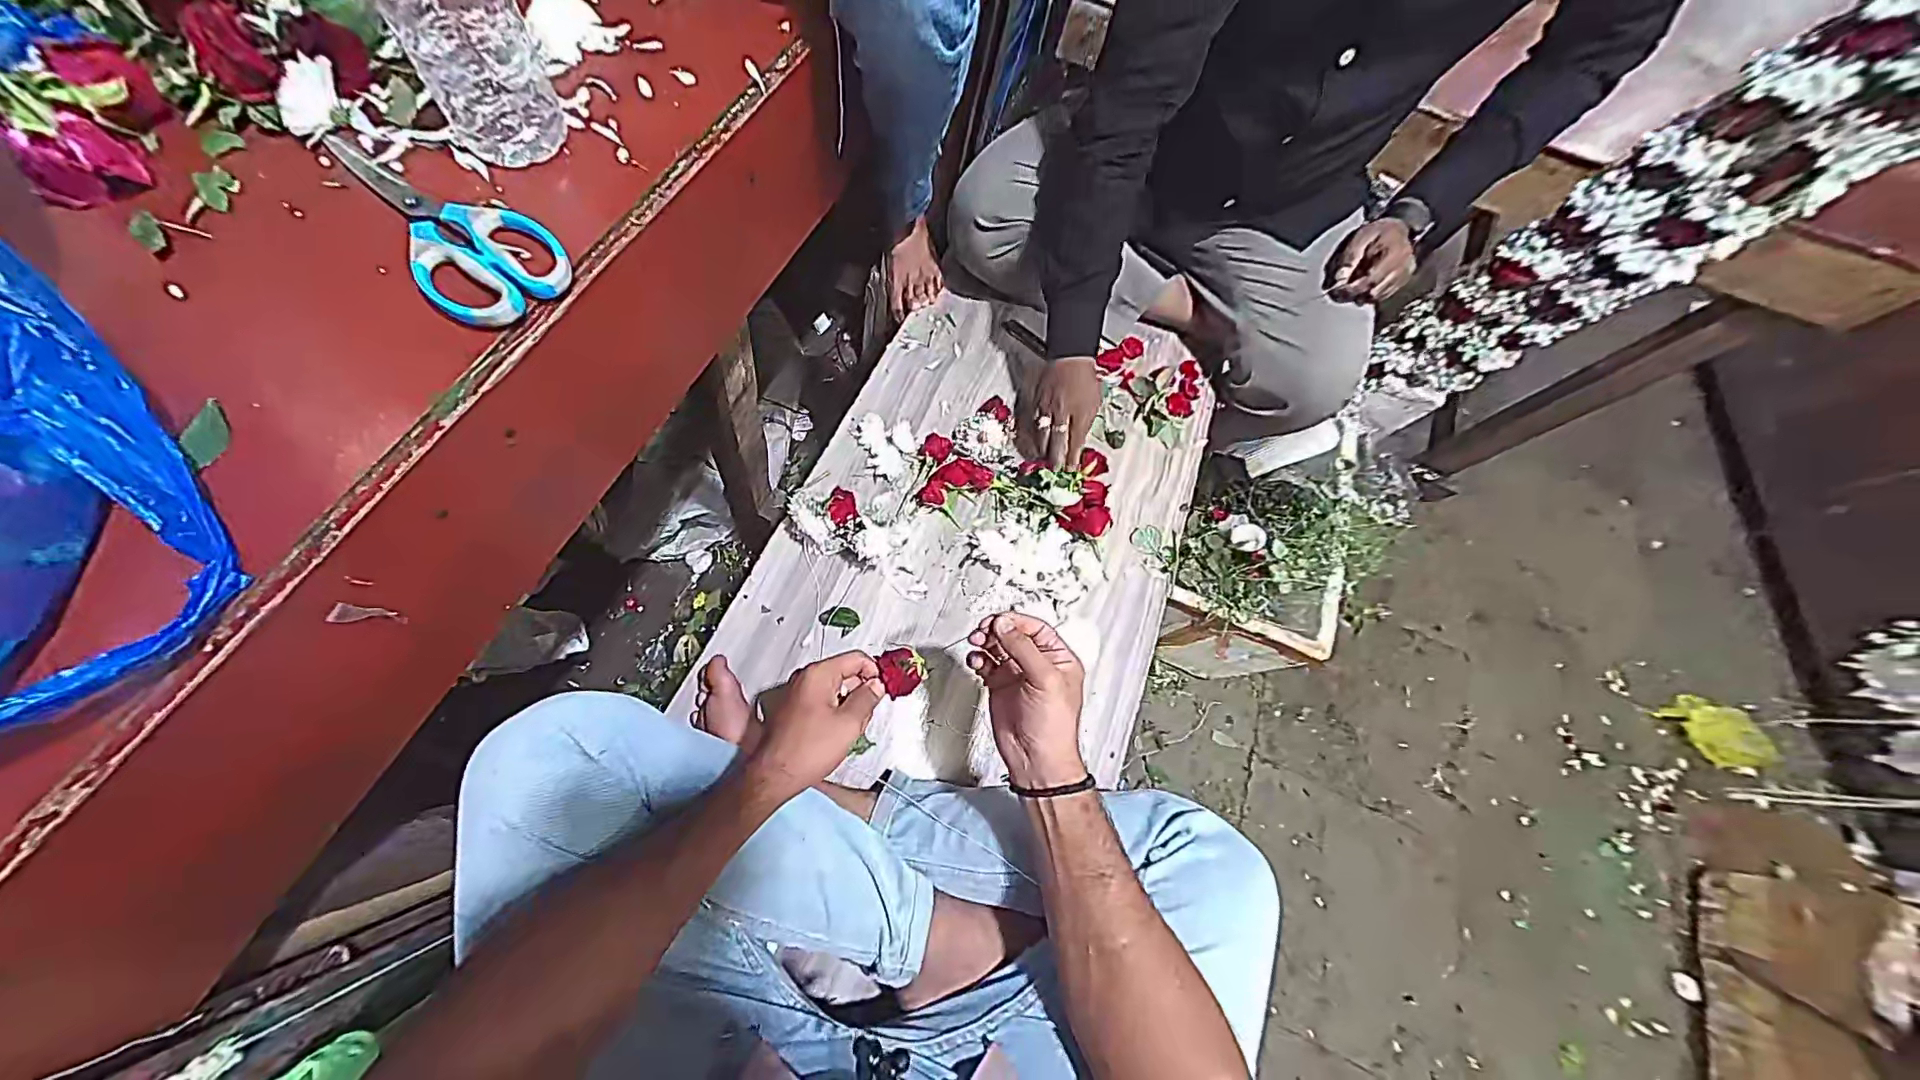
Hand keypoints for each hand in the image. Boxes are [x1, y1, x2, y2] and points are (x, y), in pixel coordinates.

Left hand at [745, 651, 884, 799]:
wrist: (775, 775)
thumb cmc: (805, 752)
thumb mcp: (850, 723)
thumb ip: (868, 698)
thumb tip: (876, 686)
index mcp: (818, 675)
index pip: (857, 658)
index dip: (874, 673)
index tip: (880, 689)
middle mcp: (804, 679)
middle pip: (845, 673)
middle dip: (860, 692)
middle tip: (863, 715)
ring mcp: (796, 693)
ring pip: (835, 689)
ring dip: (847, 705)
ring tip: (846, 730)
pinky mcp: (793, 708)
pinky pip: (822, 701)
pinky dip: (833, 713)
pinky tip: (834, 734)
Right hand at [967, 613, 1088, 788]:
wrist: (1035, 759)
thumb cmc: (1054, 728)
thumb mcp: (1045, 680)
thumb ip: (1023, 649)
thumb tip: (1006, 625)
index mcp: (1058, 658)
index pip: (1035, 628)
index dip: (1016, 622)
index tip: (999, 621)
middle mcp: (1037, 663)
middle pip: (1013, 634)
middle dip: (997, 629)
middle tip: (984, 630)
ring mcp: (1017, 674)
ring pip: (997, 647)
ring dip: (985, 641)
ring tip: (977, 642)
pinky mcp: (1000, 685)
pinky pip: (986, 664)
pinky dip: (978, 659)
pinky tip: (976, 661)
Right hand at [1032, 358, 1102, 468]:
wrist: (1069, 356)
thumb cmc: (1084, 378)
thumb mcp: (1094, 402)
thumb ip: (1086, 424)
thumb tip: (1080, 443)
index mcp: (1080, 413)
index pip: (1075, 442)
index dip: (1072, 459)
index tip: (1071, 469)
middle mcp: (1062, 412)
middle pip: (1056, 442)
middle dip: (1056, 459)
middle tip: (1055, 469)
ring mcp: (1046, 408)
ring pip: (1041, 435)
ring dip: (1041, 451)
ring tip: (1041, 461)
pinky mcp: (1033, 402)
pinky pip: (1029, 424)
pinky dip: (1029, 437)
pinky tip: (1030, 444)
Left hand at [1327, 218, 1416, 303]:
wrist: (1398, 228)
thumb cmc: (1377, 232)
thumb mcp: (1360, 237)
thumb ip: (1350, 257)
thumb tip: (1339, 279)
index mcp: (1395, 254)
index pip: (1371, 280)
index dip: (1352, 289)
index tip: (1336, 291)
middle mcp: (1404, 267)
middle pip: (1374, 292)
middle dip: (1354, 294)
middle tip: (1339, 292)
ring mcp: (1404, 276)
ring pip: (1377, 297)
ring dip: (1361, 295)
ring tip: (1351, 285)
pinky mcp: (1402, 281)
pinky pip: (1382, 296)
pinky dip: (1369, 294)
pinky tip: (1363, 285)